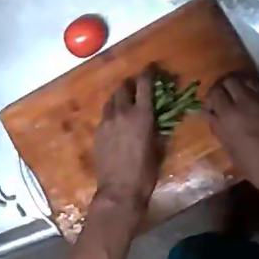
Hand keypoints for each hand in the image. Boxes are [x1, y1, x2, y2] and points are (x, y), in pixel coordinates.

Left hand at [91, 72, 162, 214]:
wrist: (119, 190)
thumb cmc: (146, 171)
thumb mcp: (159, 148)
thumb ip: (159, 129)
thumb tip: (160, 119)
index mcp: (142, 115)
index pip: (144, 84)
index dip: (148, 73)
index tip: (151, 68)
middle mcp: (123, 113)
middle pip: (124, 87)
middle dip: (131, 83)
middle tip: (137, 86)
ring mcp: (107, 121)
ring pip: (112, 99)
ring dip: (119, 96)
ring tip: (126, 100)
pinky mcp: (98, 131)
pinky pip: (105, 114)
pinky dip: (112, 111)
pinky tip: (117, 119)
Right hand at [202, 73, 258, 199]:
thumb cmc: (254, 167)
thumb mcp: (230, 150)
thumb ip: (219, 128)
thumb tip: (212, 115)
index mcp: (230, 116)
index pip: (215, 93)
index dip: (210, 98)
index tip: (211, 108)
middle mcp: (246, 102)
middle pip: (230, 80)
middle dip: (224, 88)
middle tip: (224, 99)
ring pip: (247, 81)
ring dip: (240, 86)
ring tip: (239, 98)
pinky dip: (254, 94)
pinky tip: (255, 106)